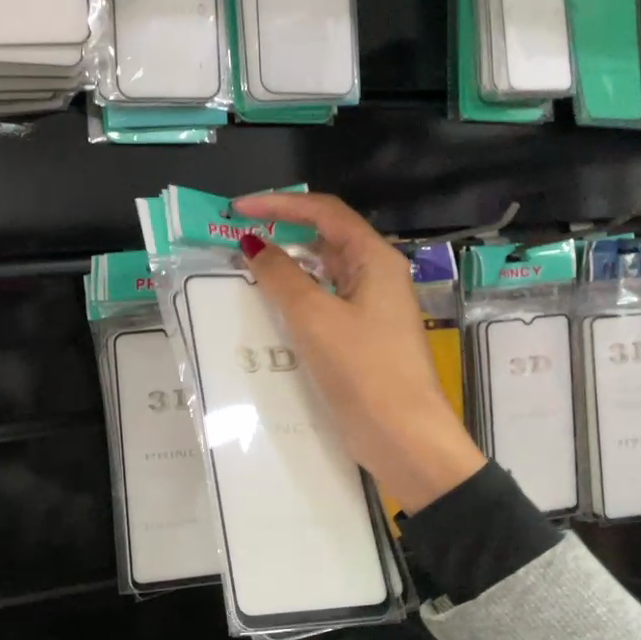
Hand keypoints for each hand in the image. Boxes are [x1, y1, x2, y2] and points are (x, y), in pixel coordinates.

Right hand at [232, 191, 486, 511]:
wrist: (403, 436)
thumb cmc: (363, 369)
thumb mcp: (314, 317)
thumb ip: (281, 277)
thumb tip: (252, 245)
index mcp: (375, 260)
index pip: (325, 213)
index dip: (280, 204)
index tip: (238, 208)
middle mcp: (376, 276)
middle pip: (326, 237)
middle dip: (282, 230)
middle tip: (237, 237)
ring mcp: (370, 308)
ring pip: (323, 271)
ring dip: (286, 265)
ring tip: (245, 268)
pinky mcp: (361, 337)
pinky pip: (323, 301)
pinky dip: (294, 296)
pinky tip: (269, 307)